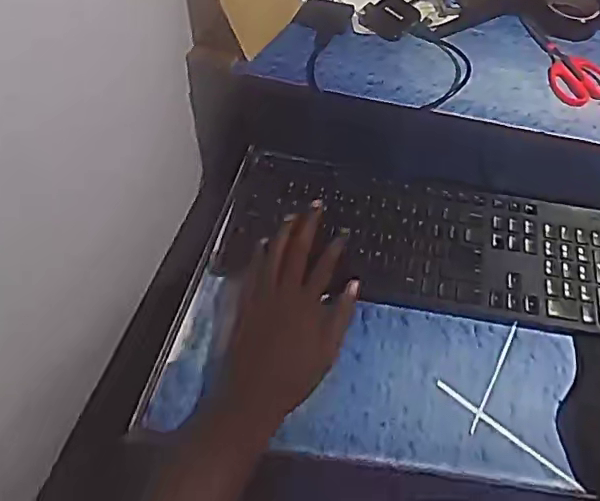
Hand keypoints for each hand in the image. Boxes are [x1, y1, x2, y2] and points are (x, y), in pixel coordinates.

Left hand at [213, 204, 357, 435]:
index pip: (324, 266)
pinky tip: (262, 241)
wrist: (252, 394)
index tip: (342, 233)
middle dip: (308, 225)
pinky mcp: (245, 301)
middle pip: (297, 250)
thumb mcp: (327, 351)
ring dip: (283, 232)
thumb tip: (354, 284)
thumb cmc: (294, 377)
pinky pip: (253, 269)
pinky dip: (259, 252)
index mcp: (307, 303)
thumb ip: (341, 315)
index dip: (335, 247)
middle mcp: (284, 291)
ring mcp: (262, 293)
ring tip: (292, 216)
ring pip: (273, 253)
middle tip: (315, 206)